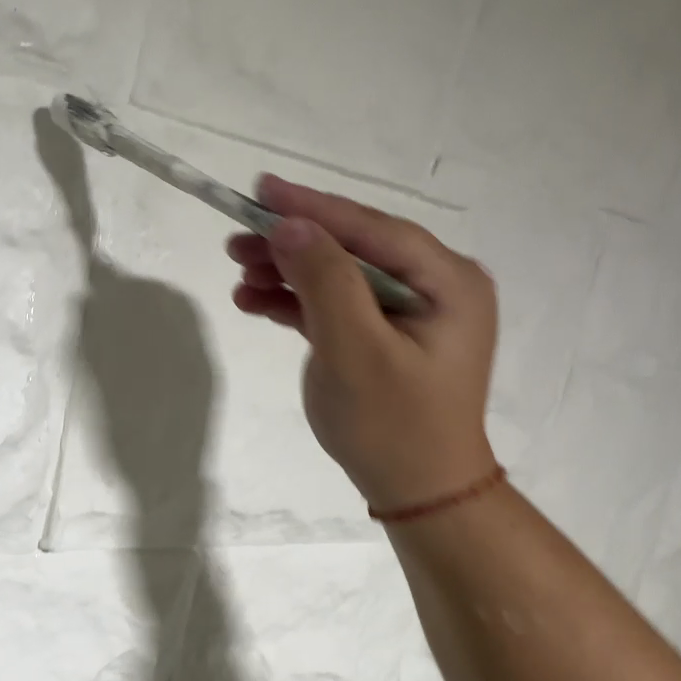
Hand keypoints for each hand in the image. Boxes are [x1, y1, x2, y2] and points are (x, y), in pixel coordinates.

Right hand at [227, 175, 498, 511]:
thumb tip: (289, 227)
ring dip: (286, 272)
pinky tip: (253, 301)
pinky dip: (294, 301)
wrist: (416, 490)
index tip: (261, 189)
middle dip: (292, 243)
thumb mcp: (356, 352)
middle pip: (352, 247)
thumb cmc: (392, 425)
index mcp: (446, 281)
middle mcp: (432, 287)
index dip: (314, 208)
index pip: (372, 229)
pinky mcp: (379, 336)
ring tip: (237, 272)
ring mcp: (405, 312)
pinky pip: (334, 304)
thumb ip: (326, 284)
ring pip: (337, 275)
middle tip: (235, 241)